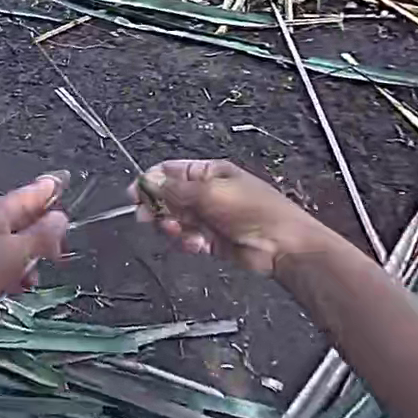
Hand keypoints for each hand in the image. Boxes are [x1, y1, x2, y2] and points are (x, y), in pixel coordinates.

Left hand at [0, 172, 69, 316]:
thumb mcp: (21, 250)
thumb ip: (44, 233)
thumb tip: (61, 217)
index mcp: (0, 209)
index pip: (32, 192)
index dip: (50, 186)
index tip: (66, 177)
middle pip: (29, 216)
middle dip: (47, 231)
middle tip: (60, 247)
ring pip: (23, 240)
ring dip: (35, 255)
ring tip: (37, 272)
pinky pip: (13, 259)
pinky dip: (21, 270)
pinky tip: (23, 285)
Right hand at [130, 159, 336, 275]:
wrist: (283, 246)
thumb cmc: (254, 211)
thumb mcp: (209, 192)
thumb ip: (175, 188)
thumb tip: (148, 180)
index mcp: (208, 173)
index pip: (170, 171)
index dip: (150, 181)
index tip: (135, 194)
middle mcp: (206, 193)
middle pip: (168, 197)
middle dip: (157, 207)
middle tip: (146, 216)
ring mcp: (208, 217)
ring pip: (175, 220)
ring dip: (172, 227)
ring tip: (179, 231)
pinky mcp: (211, 240)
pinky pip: (187, 239)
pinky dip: (187, 242)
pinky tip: (197, 243)